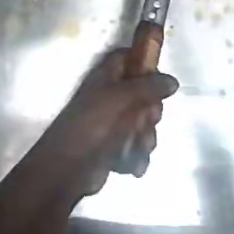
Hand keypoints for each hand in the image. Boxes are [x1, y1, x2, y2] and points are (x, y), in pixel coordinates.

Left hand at [0, 49, 176, 233]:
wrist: (62, 175)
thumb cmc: (87, 130)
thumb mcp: (118, 101)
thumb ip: (146, 88)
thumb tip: (172, 80)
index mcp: (105, 77)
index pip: (128, 57)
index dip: (146, 64)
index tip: (162, 81)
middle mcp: (107, 96)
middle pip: (142, 93)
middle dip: (151, 111)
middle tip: (149, 122)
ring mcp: (108, 123)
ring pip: (141, 123)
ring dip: (146, 138)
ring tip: (139, 150)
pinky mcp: (109, 149)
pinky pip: (133, 147)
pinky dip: (136, 157)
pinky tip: (133, 168)